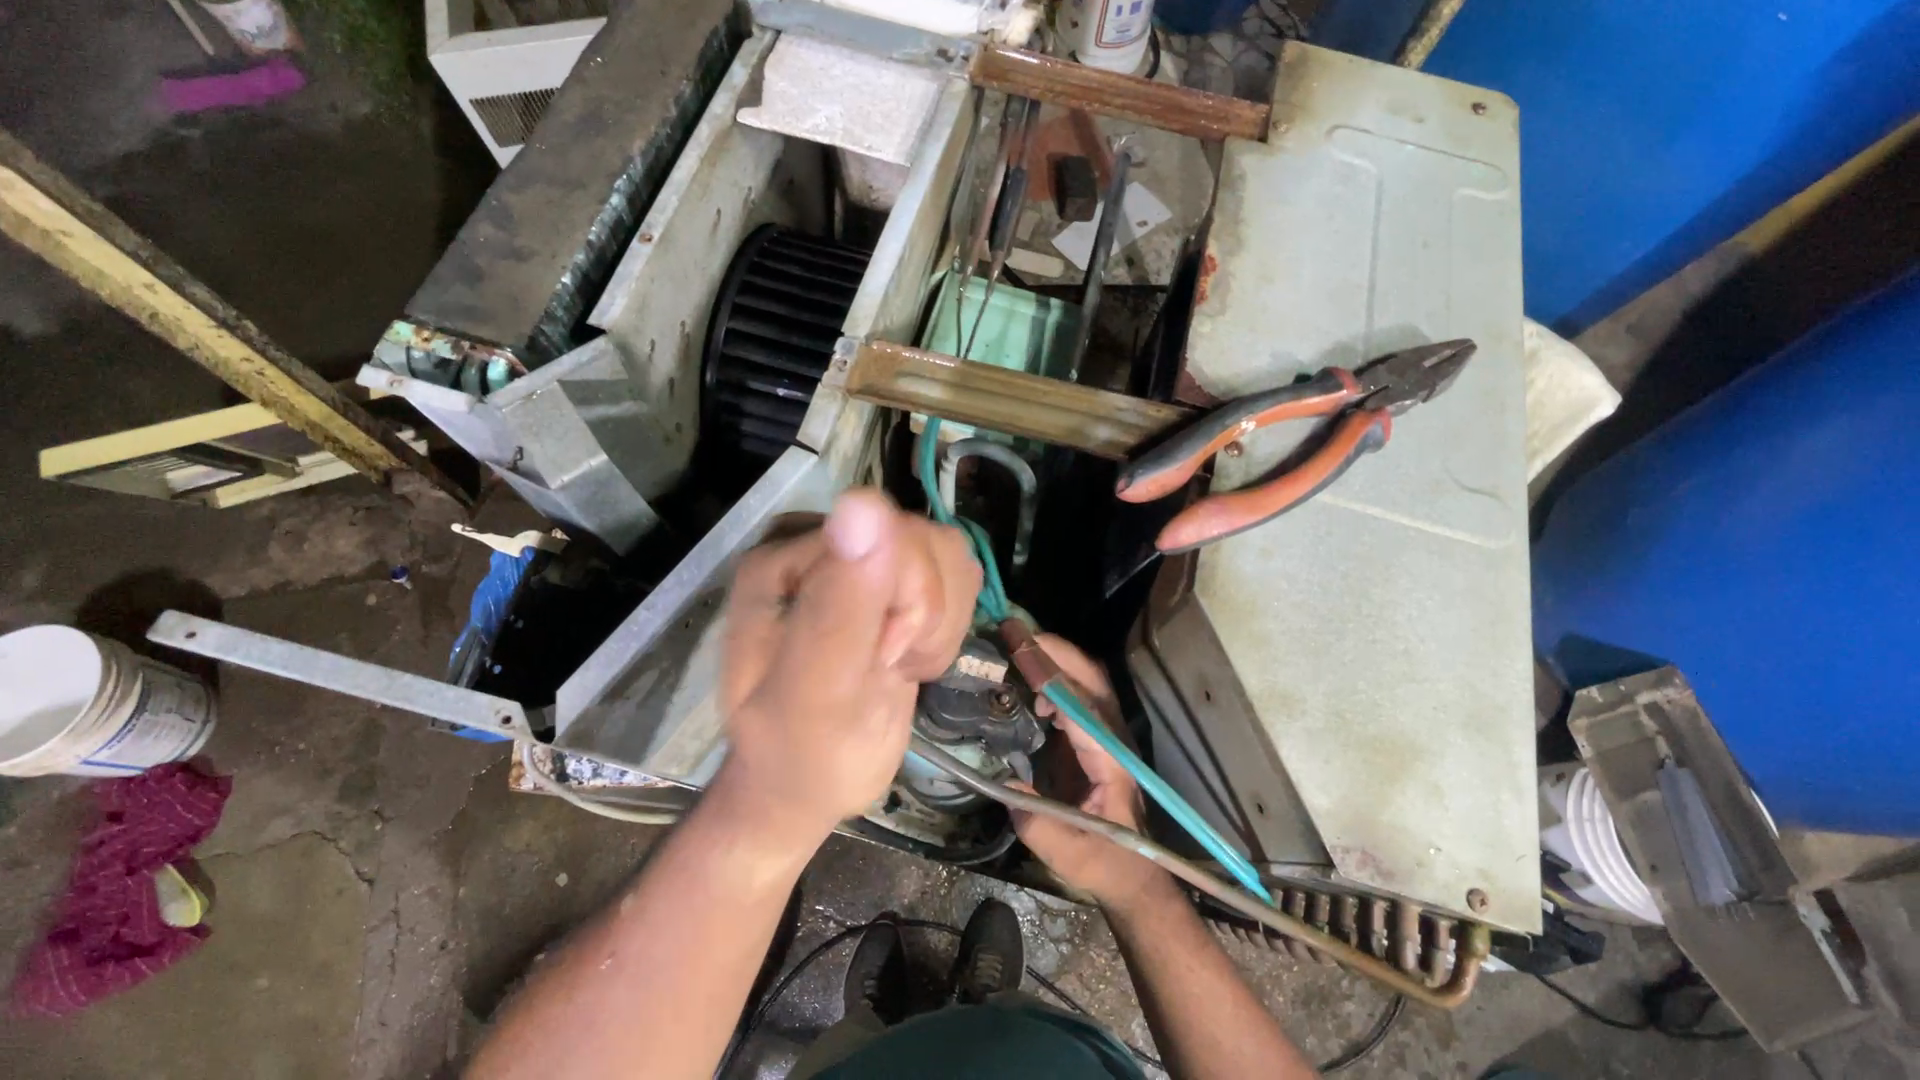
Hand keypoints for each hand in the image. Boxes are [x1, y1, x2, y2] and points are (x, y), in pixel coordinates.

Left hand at [714, 489, 980, 846]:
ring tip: (898, 664)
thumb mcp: (815, 696)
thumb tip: (863, 503)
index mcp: (784, 561)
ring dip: (939, 625)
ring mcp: (858, 559)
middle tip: (889, 666)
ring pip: (947, 554)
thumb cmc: (801, 754)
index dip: (907, 603)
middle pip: (923, 540)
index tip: (882, 660)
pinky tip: (911, 657)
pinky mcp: (891, 581)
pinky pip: (955, 574)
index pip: (888, 536)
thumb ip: (841, 607)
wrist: (810, 783)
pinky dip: (948, 626)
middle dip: (924, 618)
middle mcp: (818, 546)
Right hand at [1011, 635, 1165, 906]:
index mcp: (1111, 761)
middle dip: (1052, 650)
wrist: (1134, 874)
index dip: (1051, 674)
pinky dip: (1050, 679)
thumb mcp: (1072, 856)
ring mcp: (1104, 736)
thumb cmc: (1108, 864)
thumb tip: (1009, 785)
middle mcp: (1112, 738)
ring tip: (1012, 648)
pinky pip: (1074, 697)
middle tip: (1010, 632)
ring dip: (1052, 659)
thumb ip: (1041, 824)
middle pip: (1089, 678)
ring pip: (1084, 682)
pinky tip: (1025, 686)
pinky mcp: (1092, 740)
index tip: (1020, 647)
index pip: (1081, 705)